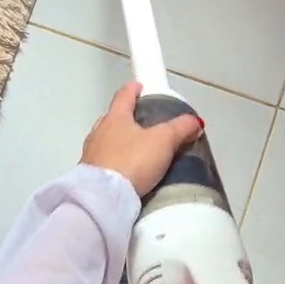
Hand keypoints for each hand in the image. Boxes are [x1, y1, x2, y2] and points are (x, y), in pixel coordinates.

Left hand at [80, 82, 203, 195]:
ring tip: (135, 149)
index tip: (139, 86)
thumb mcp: (163, 141)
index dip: (133, 89)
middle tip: (141, 122)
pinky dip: (114, 162)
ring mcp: (91, 154)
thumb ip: (180, 129)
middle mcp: (99, 132)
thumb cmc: (133, 160)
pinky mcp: (90, 176)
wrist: (105, 197)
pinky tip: (125, 171)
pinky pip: (104, 162)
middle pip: (112, 118)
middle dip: (126, 118)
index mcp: (115, 118)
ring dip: (118, 141)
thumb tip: (195, 122)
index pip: (124, 96)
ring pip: (106, 141)